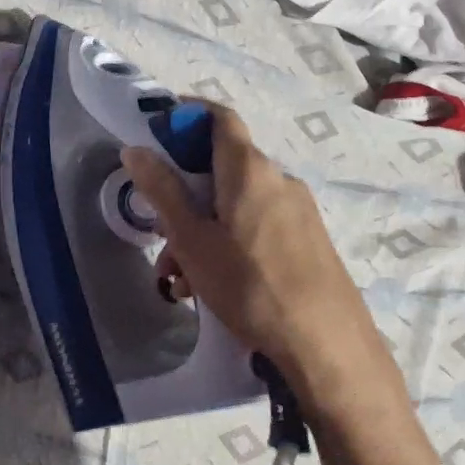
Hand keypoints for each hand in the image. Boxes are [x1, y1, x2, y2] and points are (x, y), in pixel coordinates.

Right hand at [121, 102, 382, 390]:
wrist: (328, 350)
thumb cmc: (249, 285)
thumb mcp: (190, 238)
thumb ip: (162, 189)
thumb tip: (136, 149)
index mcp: (249, 170)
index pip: (218, 118)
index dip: (184, 114)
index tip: (153, 131)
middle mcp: (279, 180)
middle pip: (220, 166)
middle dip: (181, 191)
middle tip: (156, 228)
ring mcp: (298, 212)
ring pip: (234, 202)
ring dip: (199, 226)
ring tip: (178, 274)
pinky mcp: (308, 242)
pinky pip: (255, 225)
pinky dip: (225, 240)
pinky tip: (209, 284)